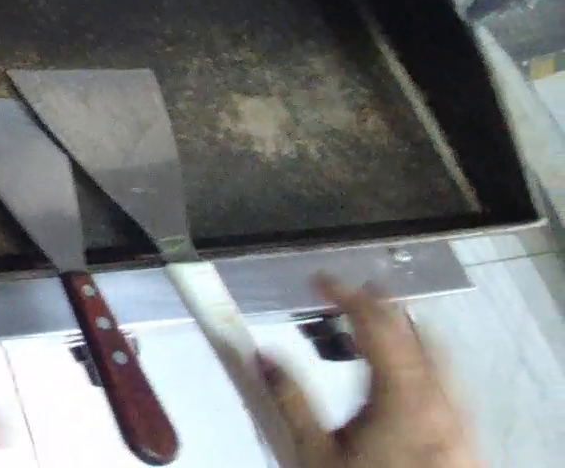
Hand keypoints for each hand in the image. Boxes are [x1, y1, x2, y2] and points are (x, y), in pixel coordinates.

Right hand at [262, 275, 480, 467]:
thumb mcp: (313, 452)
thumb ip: (288, 399)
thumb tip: (261, 352)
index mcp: (405, 404)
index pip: (381, 331)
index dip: (349, 296)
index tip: (318, 278)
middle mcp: (444, 411)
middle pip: (424, 342)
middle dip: (388, 309)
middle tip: (351, 291)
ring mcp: (462, 430)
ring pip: (443, 365)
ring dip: (406, 335)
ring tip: (371, 325)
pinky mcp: (468, 448)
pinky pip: (449, 388)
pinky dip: (422, 363)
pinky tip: (400, 373)